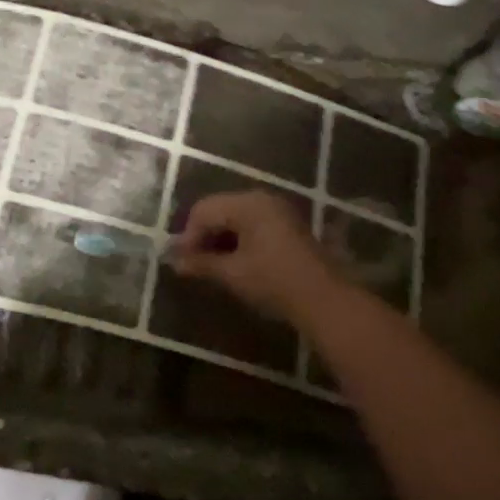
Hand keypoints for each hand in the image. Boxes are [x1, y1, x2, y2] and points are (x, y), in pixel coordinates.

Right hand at [169, 190, 342, 322]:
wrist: (324, 300)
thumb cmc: (274, 282)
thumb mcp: (232, 274)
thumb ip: (201, 263)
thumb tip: (175, 262)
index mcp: (247, 204)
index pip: (204, 210)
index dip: (188, 236)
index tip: (182, 262)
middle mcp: (262, 199)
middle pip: (219, 209)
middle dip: (204, 236)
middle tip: (194, 264)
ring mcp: (277, 211)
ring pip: (236, 217)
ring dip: (220, 239)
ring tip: (212, 266)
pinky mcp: (287, 226)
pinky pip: (253, 224)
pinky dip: (238, 240)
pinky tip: (234, 263)